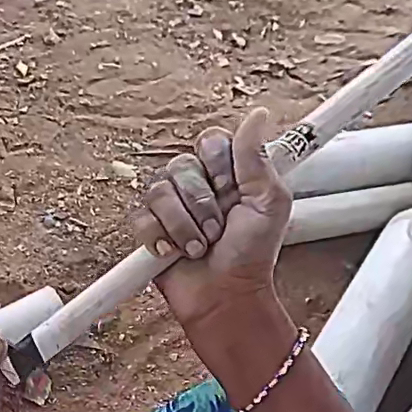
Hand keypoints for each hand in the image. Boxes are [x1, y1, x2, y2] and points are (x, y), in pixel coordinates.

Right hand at [128, 107, 291, 334]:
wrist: (224, 296)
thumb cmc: (251, 256)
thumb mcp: (269, 203)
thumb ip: (257, 159)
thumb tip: (258, 115)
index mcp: (227, 175)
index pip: (210, 143)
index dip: (217, 166)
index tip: (231, 191)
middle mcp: (197, 187)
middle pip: (180, 166)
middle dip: (201, 204)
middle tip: (217, 229)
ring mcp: (171, 209)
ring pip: (159, 192)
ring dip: (183, 225)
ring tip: (199, 247)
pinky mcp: (151, 230)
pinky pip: (142, 218)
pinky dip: (160, 238)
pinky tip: (175, 252)